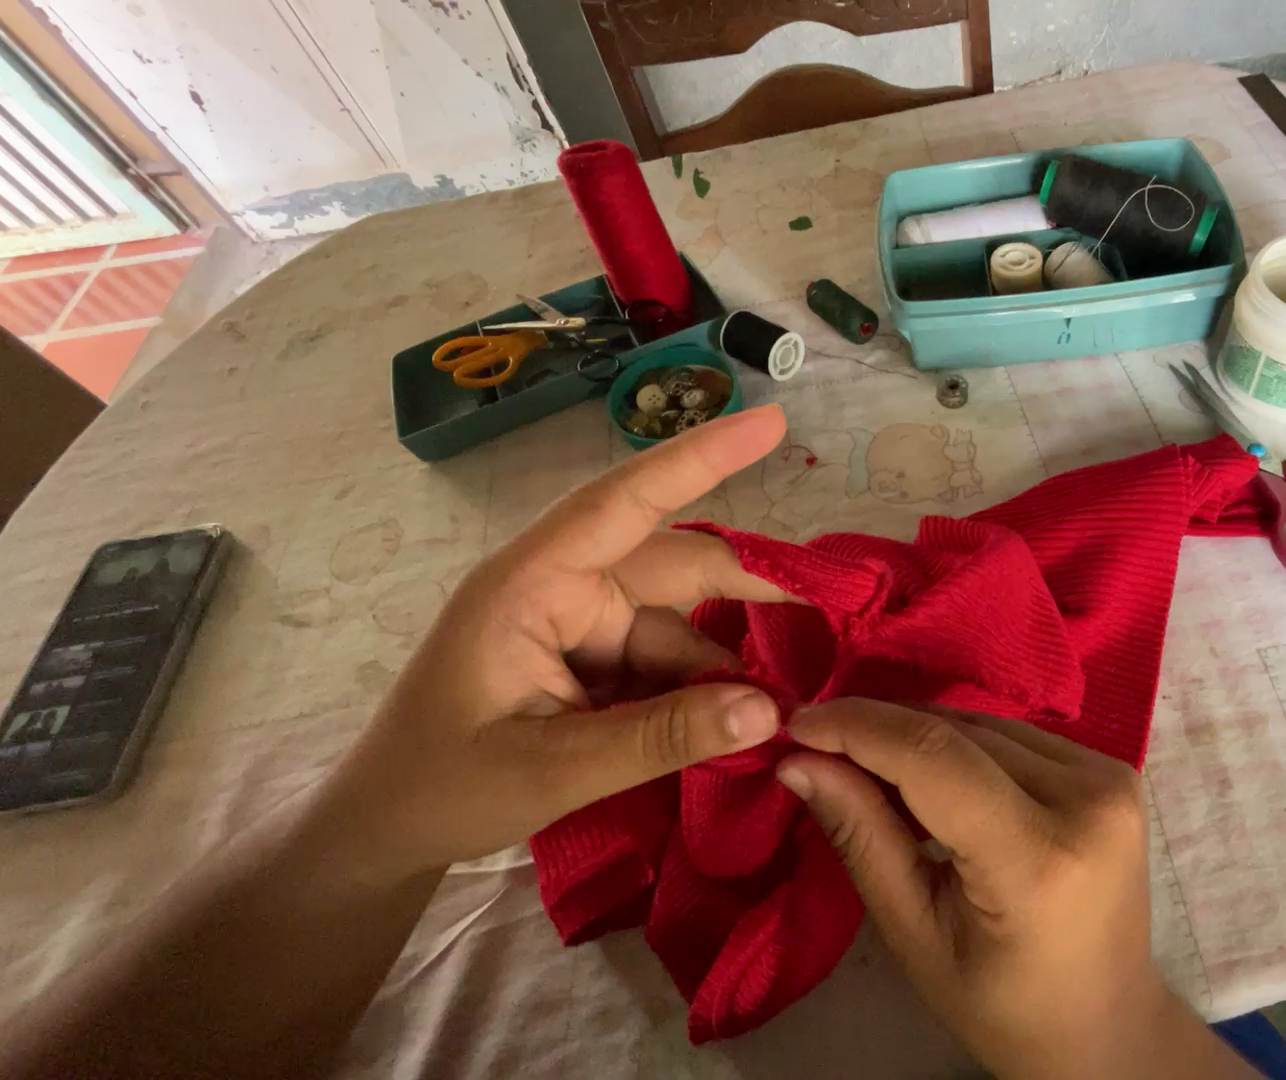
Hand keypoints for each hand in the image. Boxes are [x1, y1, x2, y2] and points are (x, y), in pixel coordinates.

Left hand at [314, 405, 795, 876]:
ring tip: (776, 713)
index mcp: (533, 584)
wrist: (386, 831)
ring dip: (726, 667)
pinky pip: (672, 660)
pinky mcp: (599, 658)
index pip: (625, 502)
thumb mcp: (552, 769)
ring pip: (685, 624)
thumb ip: (661, 737)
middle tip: (831, 605)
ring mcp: (585, 622)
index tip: (773, 424)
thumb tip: (769, 709)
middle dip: (750, 589)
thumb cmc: (440, 788)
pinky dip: (705, 690)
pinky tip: (732, 726)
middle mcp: (566, 586)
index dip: (700, 458)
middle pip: (679, 566)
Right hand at [775, 701, 1258, 1079]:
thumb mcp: (915, 936)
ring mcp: (1110, 777)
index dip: (860, 728)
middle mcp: (1088, 800)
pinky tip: (936, 775)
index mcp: (1040, 859)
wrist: (1108, 1022)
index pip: (936, 758)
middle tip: (820, 747)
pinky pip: (1016, 734)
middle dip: (881, 730)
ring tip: (874, 767)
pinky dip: (965, 745)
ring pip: (986, 724)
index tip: (798, 723)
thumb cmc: (1003, 1004)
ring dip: (921, 735)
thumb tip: (800, 761)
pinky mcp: (1115, 767)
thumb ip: (862, 838)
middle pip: (959, 733)